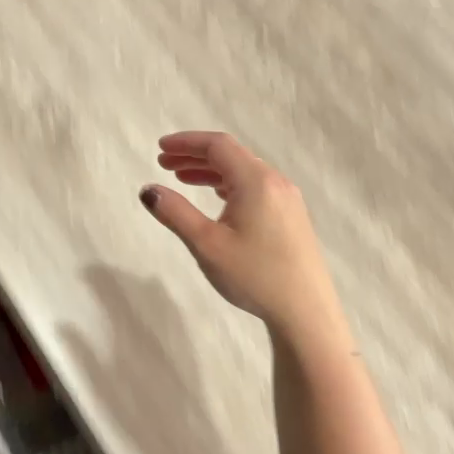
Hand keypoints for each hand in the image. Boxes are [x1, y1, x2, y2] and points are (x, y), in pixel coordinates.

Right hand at [142, 131, 347, 343]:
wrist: (304, 311)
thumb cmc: (253, 275)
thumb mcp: (206, 244)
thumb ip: (175, 213)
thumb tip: (148, 190)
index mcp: (256, 181)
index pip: (218, 145)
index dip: (186, 142)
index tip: (159, 148)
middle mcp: (275, 182)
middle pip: (231, 155)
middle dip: (195, 155)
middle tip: (164, 163)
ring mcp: (287, 199)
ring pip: (244, 172)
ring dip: (211, 171)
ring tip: (183, 179)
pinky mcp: (291, 217)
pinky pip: (255, 187)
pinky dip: (229, 184)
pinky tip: (217, 198)